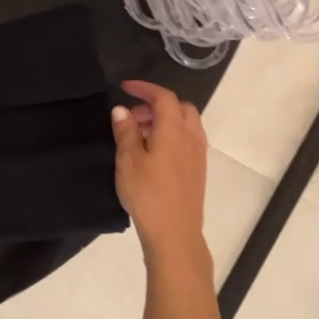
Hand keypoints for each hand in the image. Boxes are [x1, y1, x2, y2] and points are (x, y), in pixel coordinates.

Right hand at [111, 80, 207, 262]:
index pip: (164, 98)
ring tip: (139, 134)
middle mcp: (191, 138)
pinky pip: (187, 139)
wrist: (174, 230)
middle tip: (132, 116)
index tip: (125, 87)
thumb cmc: (147, 193)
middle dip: (156, 104)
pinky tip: (152, 152)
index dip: (145, 88)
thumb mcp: (128, 161)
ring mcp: (197, 155)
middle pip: (181, 108)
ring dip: (164, 120)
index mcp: (174, 132)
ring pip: (186, 124)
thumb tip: (121, 110)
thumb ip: (126, 132)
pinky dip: (171, 134)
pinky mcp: (197, 169)